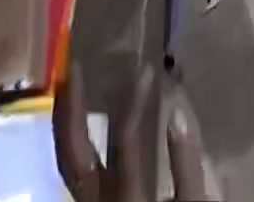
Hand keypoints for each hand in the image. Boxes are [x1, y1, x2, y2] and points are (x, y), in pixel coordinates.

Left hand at [54, 65, 214, 201]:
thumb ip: (190, 171)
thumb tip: (178, 116)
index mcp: (128, 200)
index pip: (127, 140)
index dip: (136, 102)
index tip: (147, 71)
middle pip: (73, 151)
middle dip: (71, 106)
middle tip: (74, 65)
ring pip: (64, 161)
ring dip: (63, 121)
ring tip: (69, 85)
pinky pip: (70, 172)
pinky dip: (69, 142)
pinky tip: (77, 124)